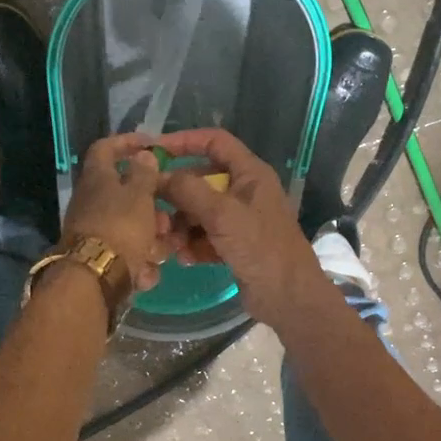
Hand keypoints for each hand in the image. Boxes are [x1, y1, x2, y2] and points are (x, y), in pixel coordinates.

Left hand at [60, 133, 166, 290]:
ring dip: (149, 237)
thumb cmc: (120, 227)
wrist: (93, 279)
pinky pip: (124, 253)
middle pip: (123, 194)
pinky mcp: (97, 257)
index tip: (150, 144)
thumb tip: (142, 155)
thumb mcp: (138, 195)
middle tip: (167, 217)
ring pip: (128, 226)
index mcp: (97, 178)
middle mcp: (90, 201)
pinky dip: (137, 261)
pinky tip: (145, 272)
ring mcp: (92, 230)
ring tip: (163, 249)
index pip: (105, 148)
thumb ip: (144, 173)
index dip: (126, 142)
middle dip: (150, 206)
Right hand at [156, 128, 327, 326]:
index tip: (153, 151)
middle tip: (152, 208)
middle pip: (200, 180)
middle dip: (176, 195)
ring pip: (198, 210)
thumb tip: (157, 175)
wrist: (289, 298)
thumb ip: (188, 190)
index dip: (184, 141)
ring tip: (168, 242)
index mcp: (250, 173)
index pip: (214, 142)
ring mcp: (239, 219)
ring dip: (180, 224)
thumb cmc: (261, 247)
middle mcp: (244, 191)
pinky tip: (184, 258)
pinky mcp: (233, 245)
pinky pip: (203, 235)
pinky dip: (192, 244)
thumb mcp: (223, 215)